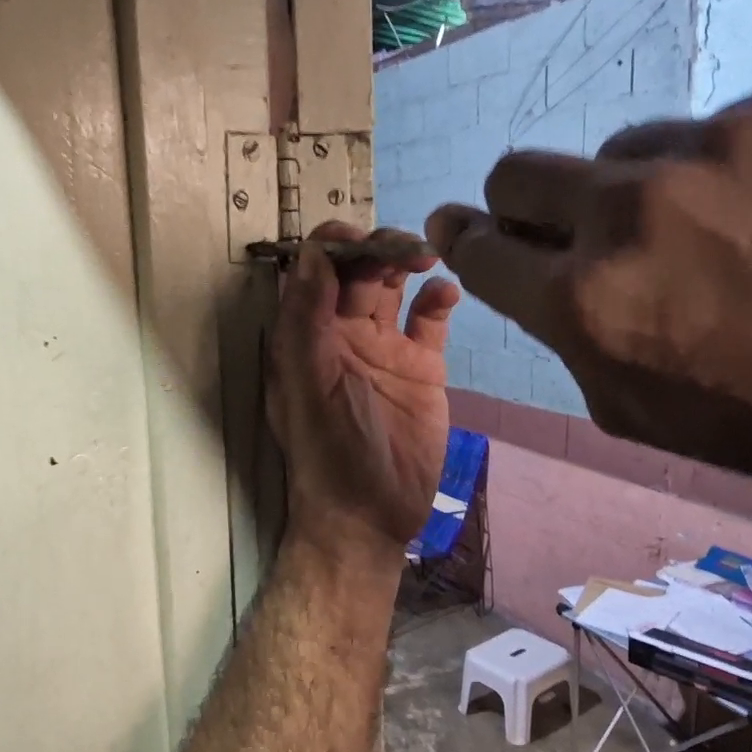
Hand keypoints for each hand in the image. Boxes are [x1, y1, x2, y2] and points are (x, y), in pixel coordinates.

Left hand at [268, 222, 458, 553]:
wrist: (368, 516)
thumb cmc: (329, 453)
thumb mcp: (310, 385)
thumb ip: (306, 321)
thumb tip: (309, 256)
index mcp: (306, 335)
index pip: (314, 271)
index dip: (331, 245)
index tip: (356, 235)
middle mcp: (342, 333)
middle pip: (357, 270)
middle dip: (376, 248)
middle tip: (403, 246)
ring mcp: (384, 348)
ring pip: (392, 287)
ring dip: (405, 263)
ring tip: (427, 257)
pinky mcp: (421, 367)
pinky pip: (429, 320)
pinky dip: (438, 299)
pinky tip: (446, 293)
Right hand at [425, 68, 751, 502]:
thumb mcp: (636, 410)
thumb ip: (562, 333)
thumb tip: (513, 265)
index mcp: (589, 300)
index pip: (480, 248)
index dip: (465, 239)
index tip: (460, 227)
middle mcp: (634, 208)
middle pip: (520, 171)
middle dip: (530, 206)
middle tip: (583, 232)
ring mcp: (721, 140)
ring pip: (628, 146)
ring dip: (647, 188)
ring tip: (728, 233)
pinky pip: (726, 121)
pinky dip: (741, 164)